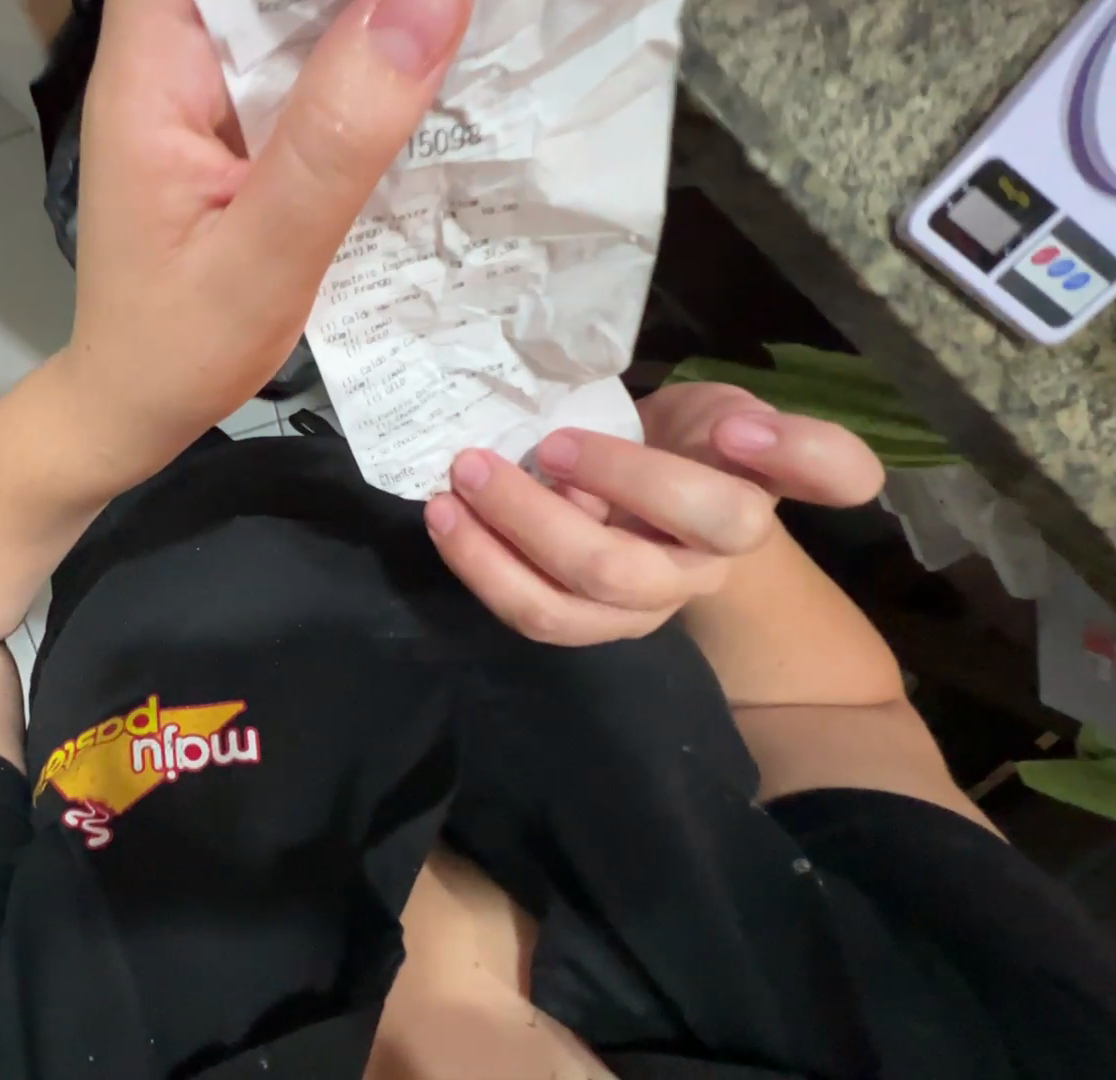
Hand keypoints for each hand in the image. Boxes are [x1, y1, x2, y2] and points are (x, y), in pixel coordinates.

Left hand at [53, 0, 472, 458]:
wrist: (137, 404)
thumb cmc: (179, 350)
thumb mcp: (264, 257)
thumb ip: (335, 140)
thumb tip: (429, 0)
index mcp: (151, 74)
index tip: (396, 1)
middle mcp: (164, 67)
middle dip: (350, 0)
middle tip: (442, 19)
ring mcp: (192, 102)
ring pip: (284, 18)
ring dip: (360, 24)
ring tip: (441, 39)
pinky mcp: (222, 137)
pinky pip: (292, 74)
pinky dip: (349, 74)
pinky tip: (406, 90)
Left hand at [425, 383, 884, 645]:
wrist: (651, 499)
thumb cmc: (679, 451)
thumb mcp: (716, 415)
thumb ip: (735, 421)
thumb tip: (732, 434)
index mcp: (748, 501)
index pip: (820, 482)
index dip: (790, 458)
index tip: (735, 429)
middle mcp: (698, 568)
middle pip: (620, 567)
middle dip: (544, 513)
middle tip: (484, 459)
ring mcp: (634, 608)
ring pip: (557, 608)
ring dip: (490, 549)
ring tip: (449, 493)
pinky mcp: (580, 624)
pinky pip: (526, 613)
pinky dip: (476, 566)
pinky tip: (447, 519)